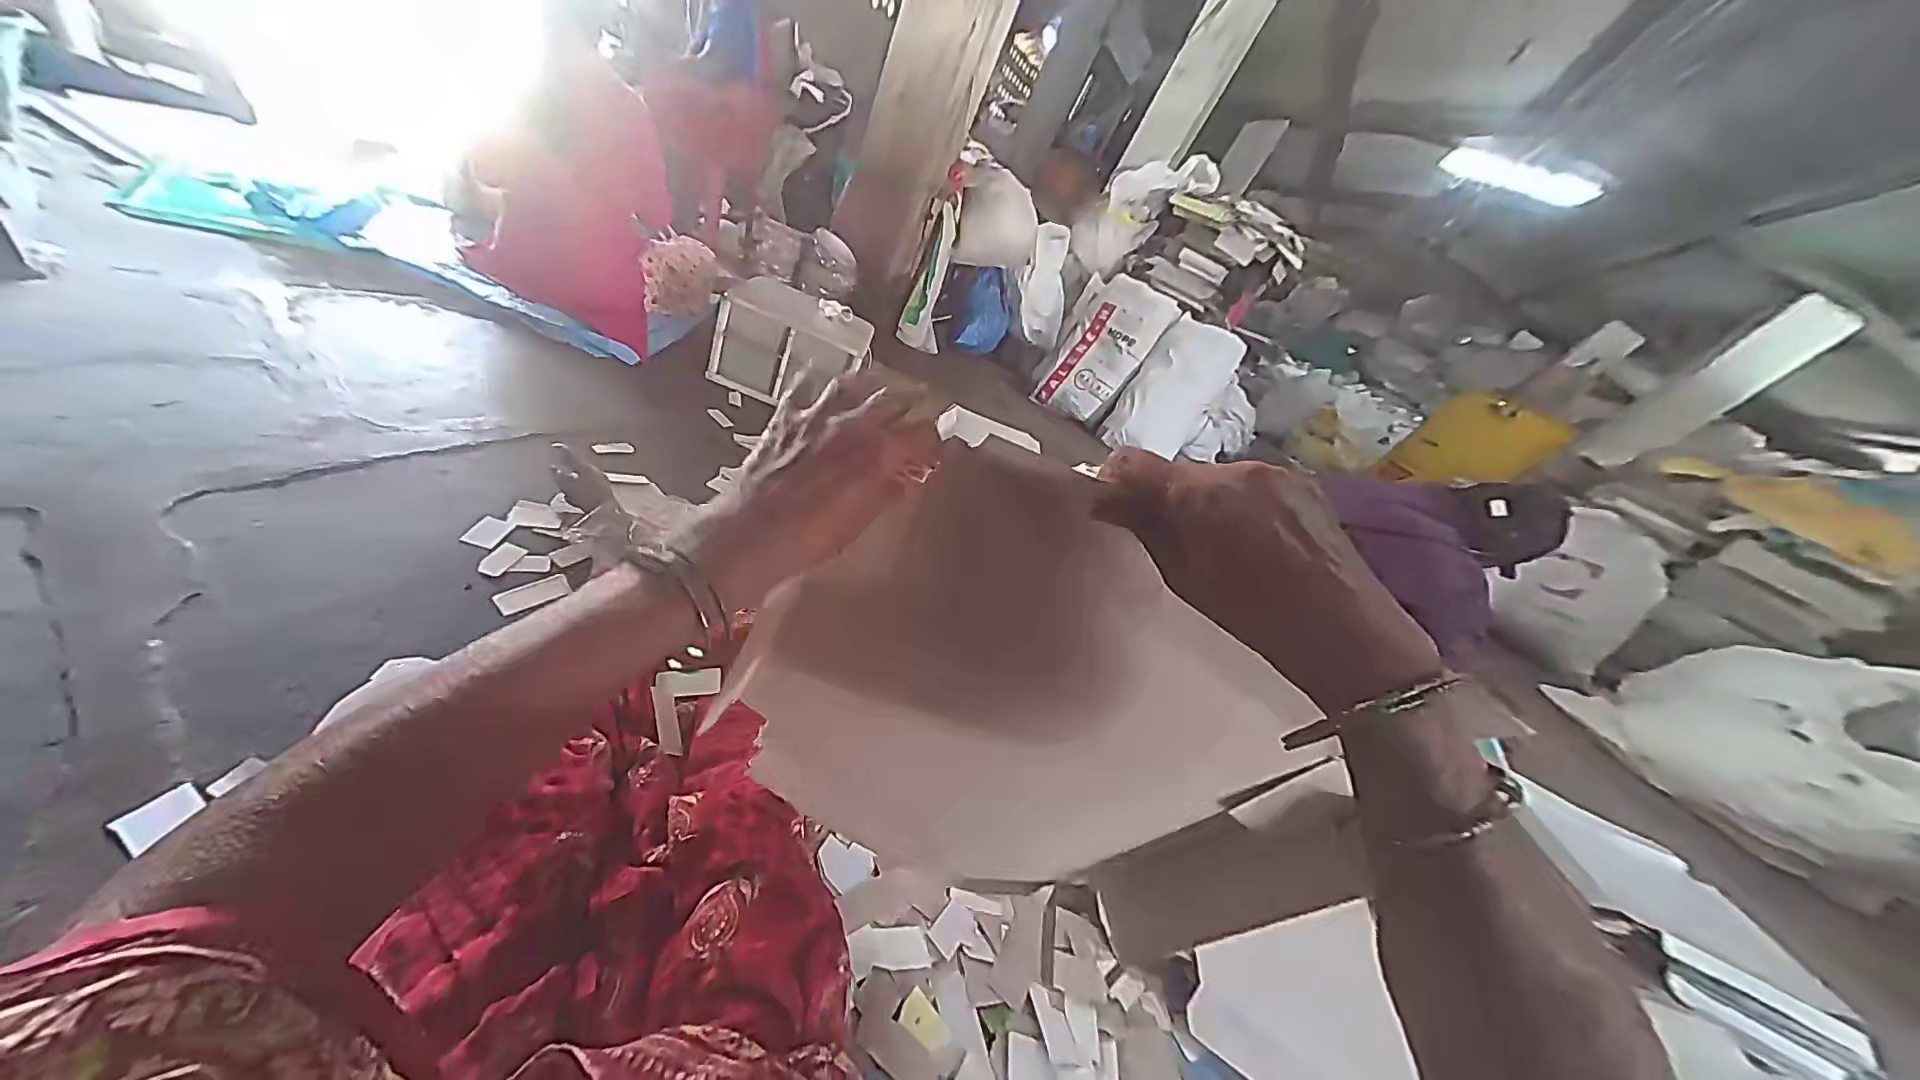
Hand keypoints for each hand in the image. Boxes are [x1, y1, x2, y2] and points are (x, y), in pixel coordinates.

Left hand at [672, 372, 941, 611]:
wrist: (747, 536)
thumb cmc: (807, 539)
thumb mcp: (859, 523)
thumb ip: (889, 491)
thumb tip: (910, 474)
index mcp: (876, 453)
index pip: (923, 431)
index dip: (935, 441)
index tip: (936, 451)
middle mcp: (850, 424)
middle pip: (896, 397)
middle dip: (913, 408)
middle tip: (917, 423)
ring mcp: (816, 415)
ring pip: (858, 383)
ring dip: (876, 390)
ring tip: (882, 401)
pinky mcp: (787, 417)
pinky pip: (812, 388)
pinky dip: (828, 389)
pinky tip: (831, 397)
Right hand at [1094, 449, 1442, 711]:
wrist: (1344, 631)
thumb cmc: (1254, 616)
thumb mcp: (1184, 578)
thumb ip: (1146, 529)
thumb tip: (1105, 501)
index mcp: (1200, 493)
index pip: (1133, 462)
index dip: (1116, 480)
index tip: (1114, 504)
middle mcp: (1237, 468)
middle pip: (1178, 471)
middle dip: (1166, 496)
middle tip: (1170, 535)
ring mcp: (1275, 470)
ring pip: (1215, 476)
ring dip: (1205, 500)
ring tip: (1219, 543)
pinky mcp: (1302, 479)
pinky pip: (1248, 483)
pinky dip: (1237, 502)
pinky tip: (1253, 538)